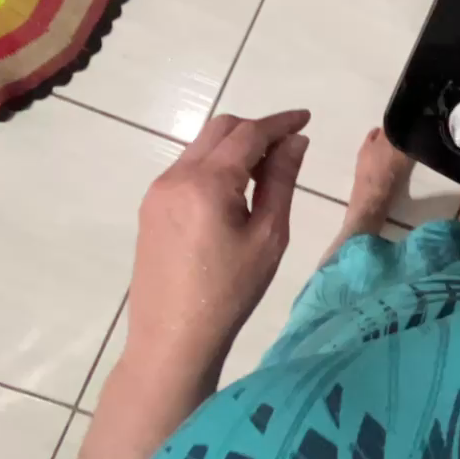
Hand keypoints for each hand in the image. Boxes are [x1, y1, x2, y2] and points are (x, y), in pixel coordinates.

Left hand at [125, 110, 310, 378]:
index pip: (249, 133)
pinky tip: (238, 188)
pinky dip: (218, 163)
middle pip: (221, 129)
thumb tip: (295, 141)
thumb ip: (282, 180)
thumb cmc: (230, 291)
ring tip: (268, 169)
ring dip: (237, 145)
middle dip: (258, 128)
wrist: (172, 340)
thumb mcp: (268, 235)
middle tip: (290, 146)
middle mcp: (176, 176)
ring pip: (203, 145)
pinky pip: (190, 167)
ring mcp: (158, 191)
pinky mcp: (152, 207)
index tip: (307, 118)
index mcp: (206, 183)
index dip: (280, 122)